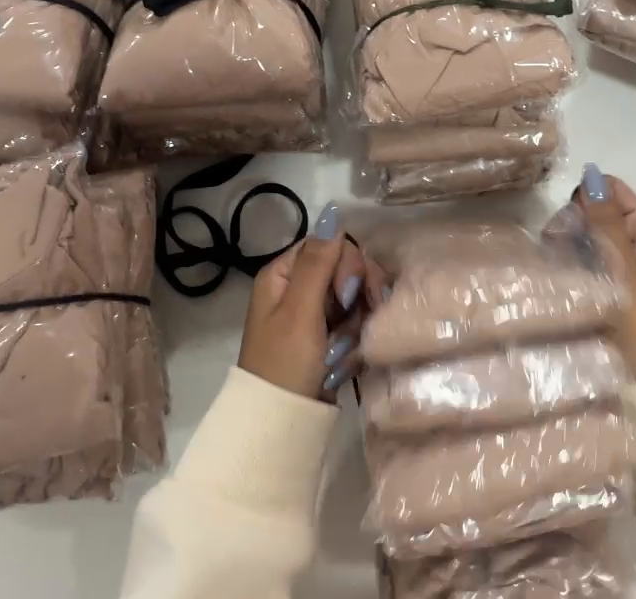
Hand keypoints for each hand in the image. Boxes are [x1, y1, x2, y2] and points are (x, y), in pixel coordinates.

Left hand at [237, 205, 369, 401]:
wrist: (279, 422)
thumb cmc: (285, 363)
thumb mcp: (300, 310)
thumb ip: (318, 263)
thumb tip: (332, 214)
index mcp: (282, 274)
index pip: (329, 245)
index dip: (346, 265)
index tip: (349, 294)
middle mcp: (295, 288)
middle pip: (343, 269)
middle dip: (354, 296)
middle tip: (351, 324)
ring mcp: (310, 314)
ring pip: (352, 297)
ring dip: (355, 321)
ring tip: (342, 349)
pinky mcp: (324, 337)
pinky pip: (351, 322)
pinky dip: (353, 338)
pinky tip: (344, 357)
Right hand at [575, 165, 635, 376]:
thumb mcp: (623, 266)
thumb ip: (606, 220)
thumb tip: (593, 175)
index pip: (615, 192)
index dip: (590, 196)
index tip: (571, 214)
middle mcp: (631, 242)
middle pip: (594, 211)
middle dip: (574, 221)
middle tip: (562, 244)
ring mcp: (614, 262)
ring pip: (581, 233)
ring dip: (565, 241)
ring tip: (558, 262)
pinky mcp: (599, 282)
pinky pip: (577, 256)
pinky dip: (565, 259)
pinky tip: (556, 272)